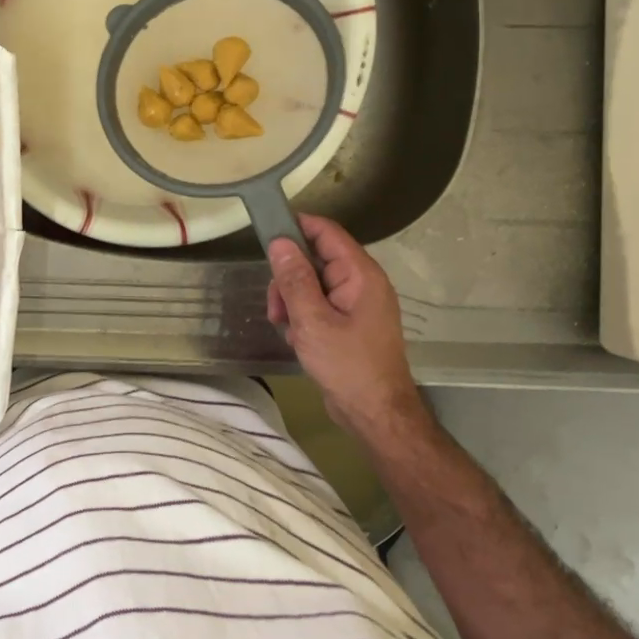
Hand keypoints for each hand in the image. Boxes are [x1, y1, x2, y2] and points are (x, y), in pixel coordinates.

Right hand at [265, 214, 427, 440]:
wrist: (375, 411)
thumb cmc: (347, 364)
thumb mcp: (312, 320)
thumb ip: (294, 279)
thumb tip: (279, 242)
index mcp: (360, 275)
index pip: (327, 232)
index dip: (296, 226)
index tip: (264, 233)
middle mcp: (361, 283)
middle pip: (314, 259)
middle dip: (288, 279)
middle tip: (275, 308)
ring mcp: (356, 304)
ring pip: (312, 285)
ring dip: (291, 302)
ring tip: (286, 329)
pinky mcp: (349, 323)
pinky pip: (318, 305)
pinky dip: (302, 317)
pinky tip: (297, 338)